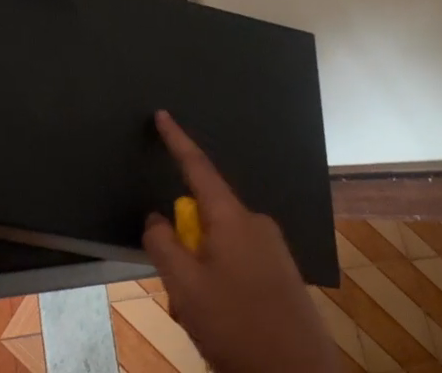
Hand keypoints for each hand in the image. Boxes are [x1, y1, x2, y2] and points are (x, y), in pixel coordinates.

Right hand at [142, 111, 339, 372]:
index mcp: (233, 220)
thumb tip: (158, 218)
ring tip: (200, 317)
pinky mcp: (284, 278)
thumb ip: (162, 244)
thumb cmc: (238, 327)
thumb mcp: (185, 286)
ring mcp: (274, 253)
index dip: (177, 141)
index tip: (163, 115)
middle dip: (184, 248)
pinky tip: (222, 323)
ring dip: (200, 274)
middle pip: (204, 220)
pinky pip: (238, 266)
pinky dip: (220, 286)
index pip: (198, 168)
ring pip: (218, 249)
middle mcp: (257, 227)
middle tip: (178, 291)